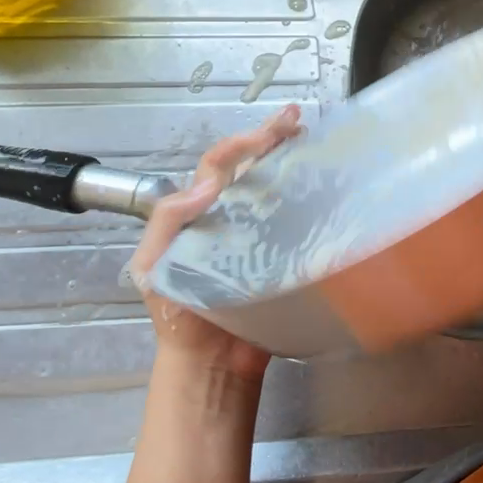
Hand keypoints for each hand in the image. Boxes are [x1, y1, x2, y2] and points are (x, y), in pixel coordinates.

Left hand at [126, 105, 302, 382]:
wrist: (213, 364)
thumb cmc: (179, 319)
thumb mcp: (153, 269)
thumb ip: (166, 225)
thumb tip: (205, 186)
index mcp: (198, 214)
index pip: (219, 165)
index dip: (242, 142)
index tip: (270, 132)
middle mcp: (229, 216)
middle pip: (250, 167)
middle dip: (272, 137)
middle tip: (298, 118)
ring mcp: (259, 235)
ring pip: (274, 186)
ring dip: (292, 158)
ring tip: (313, 138)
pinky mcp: (283, 256)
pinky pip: (297, 221)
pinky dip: (311, 198)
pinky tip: (328, 186)